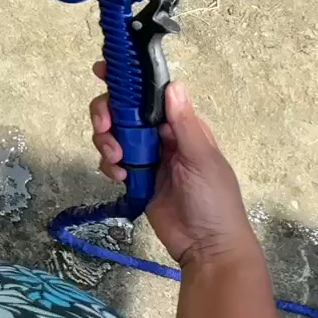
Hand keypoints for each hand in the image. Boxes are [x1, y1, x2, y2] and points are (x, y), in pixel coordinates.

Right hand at [89, 68, 258, 269]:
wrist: (206, 246)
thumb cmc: (214, 200)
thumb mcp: (202, 160)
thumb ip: (184, 124)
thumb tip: (173, 84)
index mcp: (180, 126)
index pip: (150, 94)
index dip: (127, 81)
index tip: (102, 71)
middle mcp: (160, 136)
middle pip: (121, 111)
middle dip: (107, 115)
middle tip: (104, 128)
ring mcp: (144, 156)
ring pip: (111, 134)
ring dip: (106, 142)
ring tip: (117, 161)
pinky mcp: (133, 176)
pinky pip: (110, 160)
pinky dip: (108, 165)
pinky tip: (120, 177)